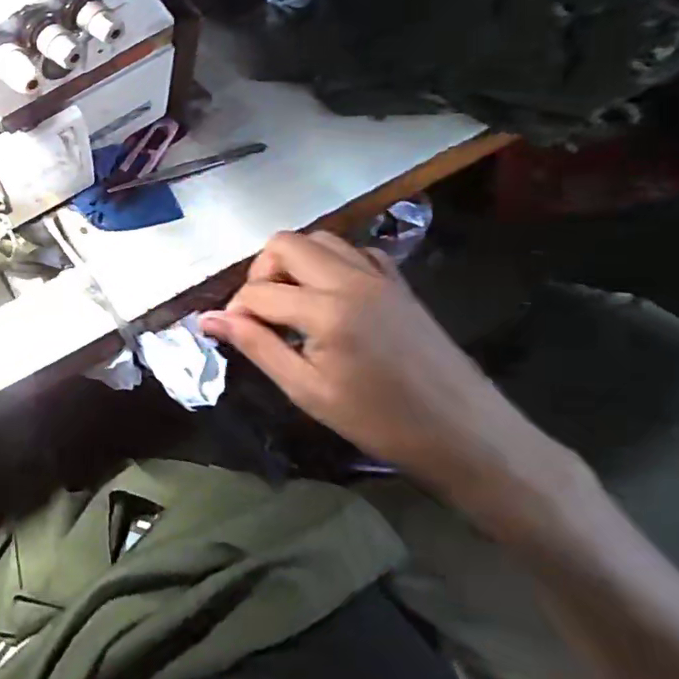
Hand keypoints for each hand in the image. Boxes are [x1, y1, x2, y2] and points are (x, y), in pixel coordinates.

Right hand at [199, 231, 574, 516]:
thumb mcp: (307, 391)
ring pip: (318, 240)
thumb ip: (255, 346)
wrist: (471, 438)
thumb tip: (207, 318)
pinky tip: (329, 296)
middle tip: (262, 312)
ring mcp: (381, 278)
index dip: (235, 312)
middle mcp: (353, 281)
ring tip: (291, 302)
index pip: (258, 292)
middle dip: (261, 273)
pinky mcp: (400, 285)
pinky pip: (355, 251)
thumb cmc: (382, 422)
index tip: (233, 335)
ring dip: (293, 262)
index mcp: (329, 311)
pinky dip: (331, 262)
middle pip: (284, 244)